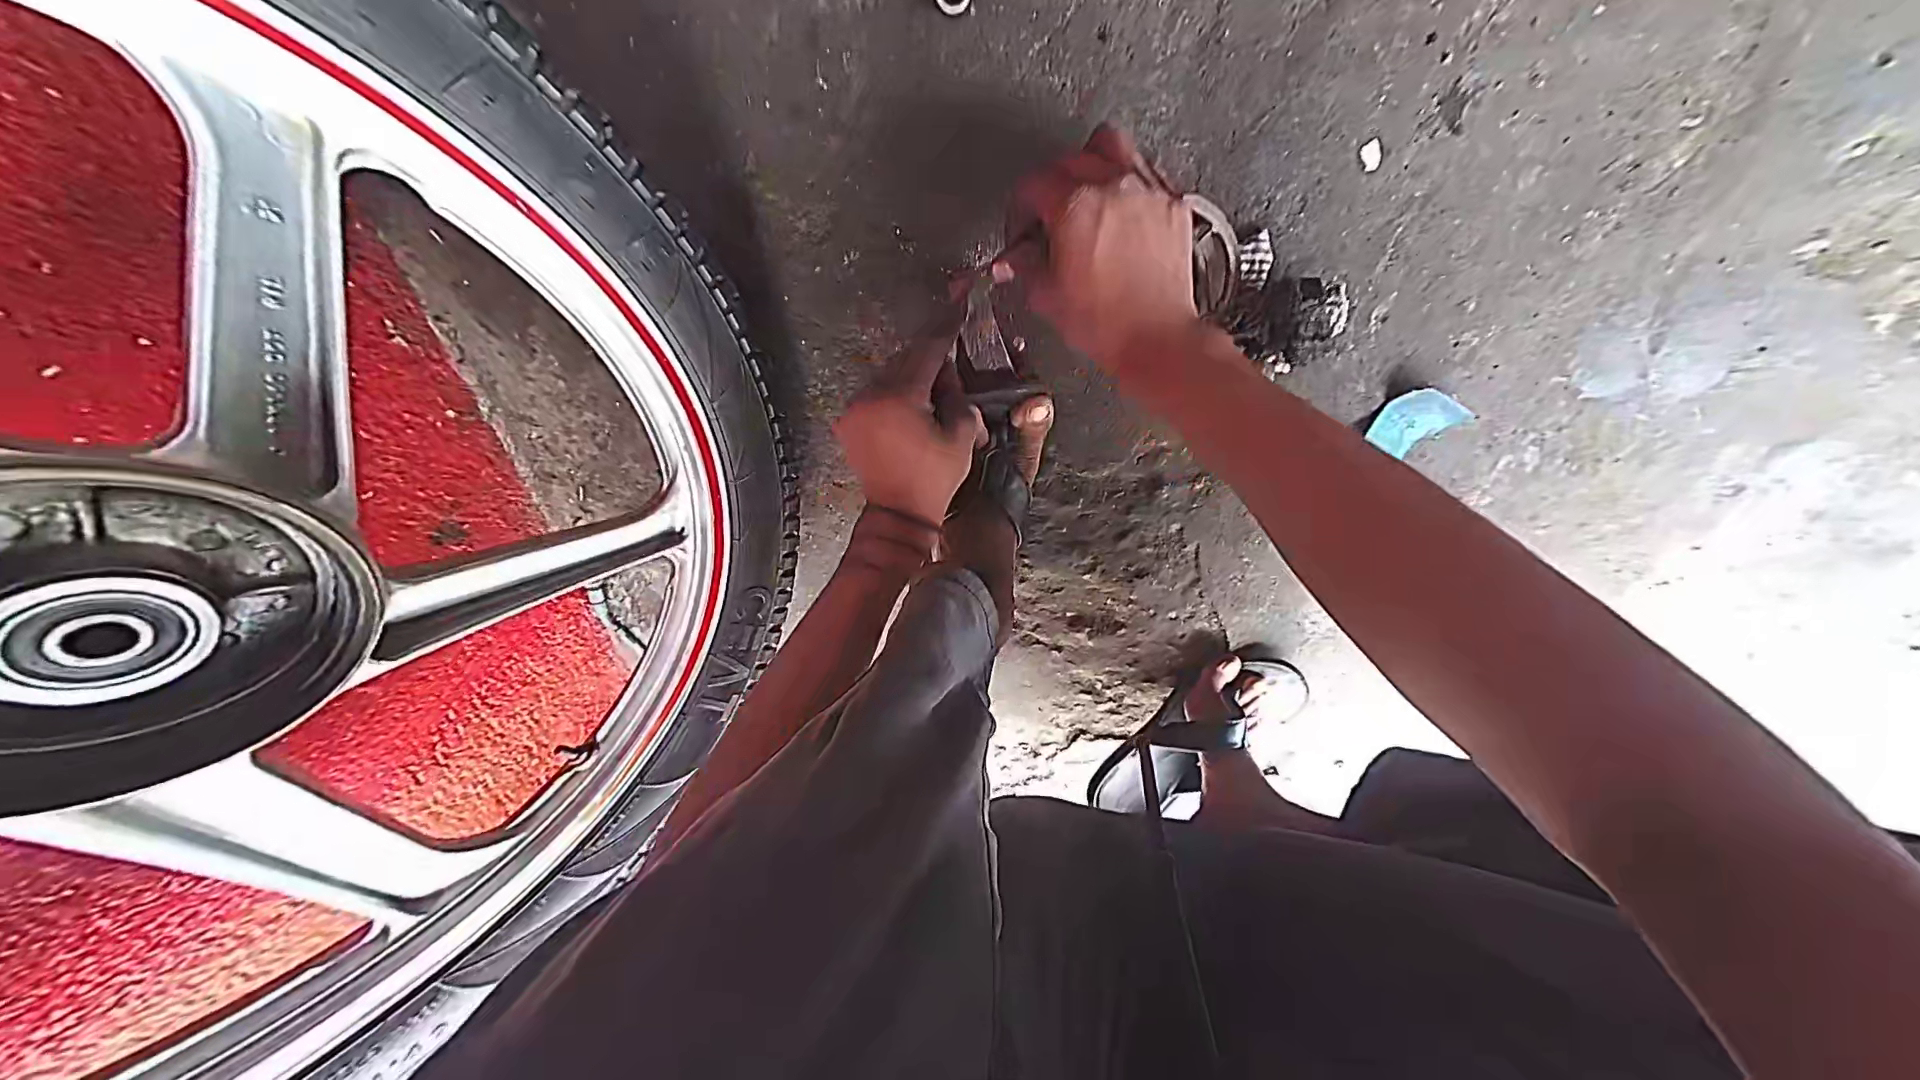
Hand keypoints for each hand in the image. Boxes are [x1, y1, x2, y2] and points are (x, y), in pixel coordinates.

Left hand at [833, 306, 985, 528]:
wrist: (898, 515)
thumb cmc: (932, 481)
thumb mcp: (960, 437)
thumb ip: (958, 398)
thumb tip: (948, 377)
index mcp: (899, 398)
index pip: (927, 350)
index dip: (945, 328)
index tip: (958, 308)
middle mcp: (870, 397)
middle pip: (905, 361)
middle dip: (930, 363)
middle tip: (951, 381)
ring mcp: (855, 410)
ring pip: (888, 377)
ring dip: (911, 380)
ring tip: (932, 403)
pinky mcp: (849, 423)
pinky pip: (875, 396)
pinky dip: (894, 396)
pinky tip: (910, 413)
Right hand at [1000, 125, 1199, 374]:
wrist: (1156, 337)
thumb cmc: (1109, 324)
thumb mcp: (1048, 298)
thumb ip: (1025, 268)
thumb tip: (1015, 259)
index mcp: (1075, 207)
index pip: (1034, 183)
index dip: (1021, 205)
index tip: (1022, 225)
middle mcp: (1113, 188)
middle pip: (1071, 159)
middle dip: (1051, 183)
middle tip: (1047, 212)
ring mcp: (1147, 192)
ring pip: (1112, 147)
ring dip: (1092, 164)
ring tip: (1086, 193)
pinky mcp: (1173, 205)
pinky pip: (1147, 172)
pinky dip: (1128, 181)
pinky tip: (1121, 206)